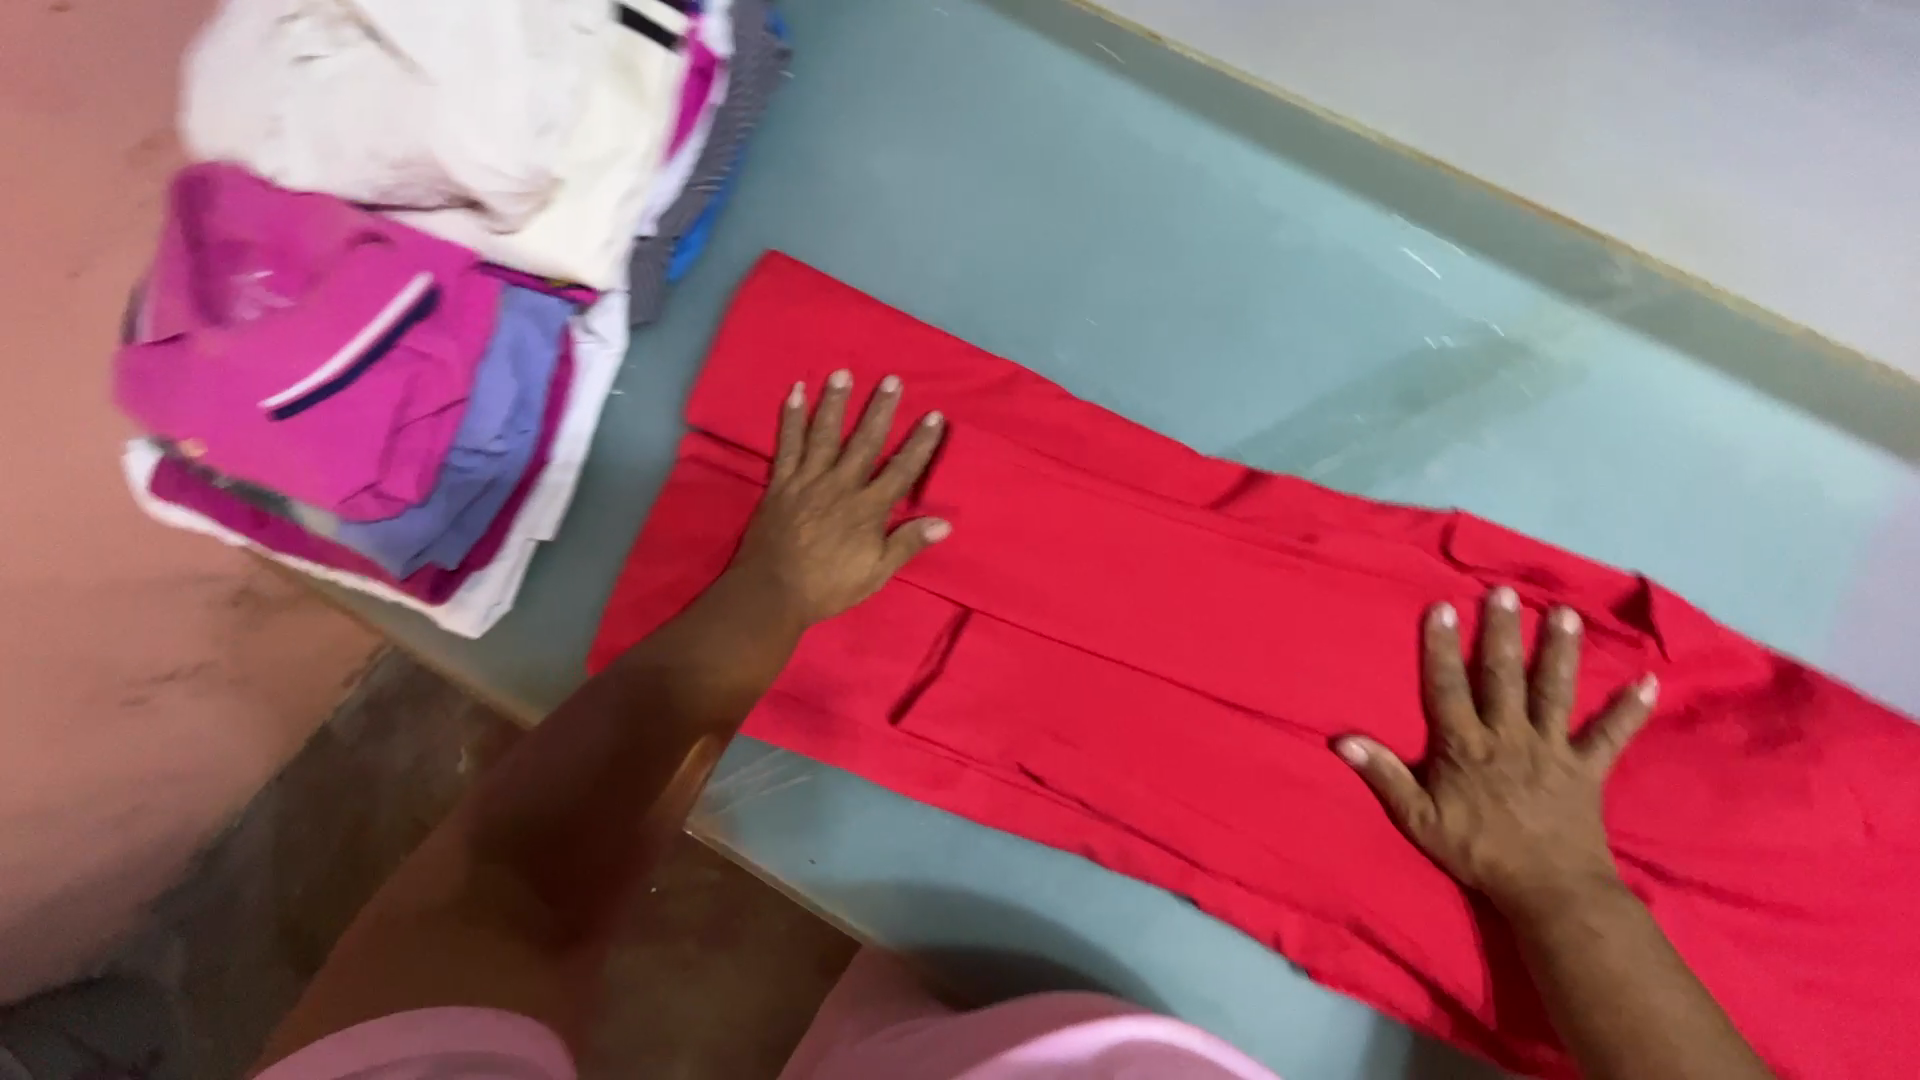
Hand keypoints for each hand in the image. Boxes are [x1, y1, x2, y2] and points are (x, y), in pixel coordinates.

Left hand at [730, 369, 948, 626]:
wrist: (773, 592)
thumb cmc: (828, 586)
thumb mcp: (876, 573)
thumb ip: (908, 544)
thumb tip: (945, 523)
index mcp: (868, 509)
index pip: (902, 470)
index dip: (920, 443)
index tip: (934, 416)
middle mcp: (841, 486)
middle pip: (865, 442)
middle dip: (880, 410)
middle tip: (891, 379)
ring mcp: (808, 481)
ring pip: (825, 434)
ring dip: (835, 403)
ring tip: (842, 373)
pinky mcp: (780, 483)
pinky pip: (787, 444)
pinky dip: (791, 417)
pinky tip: (796, 392)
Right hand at [1335, 587, 1658, 915]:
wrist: (1550, 892)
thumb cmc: (1477, 851)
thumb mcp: (1417, 818)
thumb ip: (1382, 775)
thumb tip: (1340, 740)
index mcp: (1465, 745)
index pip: (1447, 686)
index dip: (1441, 646)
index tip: (1442, 608)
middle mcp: (1509, 737)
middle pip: (1503, 676)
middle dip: (1501, 633)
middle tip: (1503, 593)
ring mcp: (1552, 750)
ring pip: (1554, 692)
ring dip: (1559, 652)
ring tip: (1563, 614)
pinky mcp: (1587, 770)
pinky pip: (1610, 736)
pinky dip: (1629, 710)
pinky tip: (1650, 682)